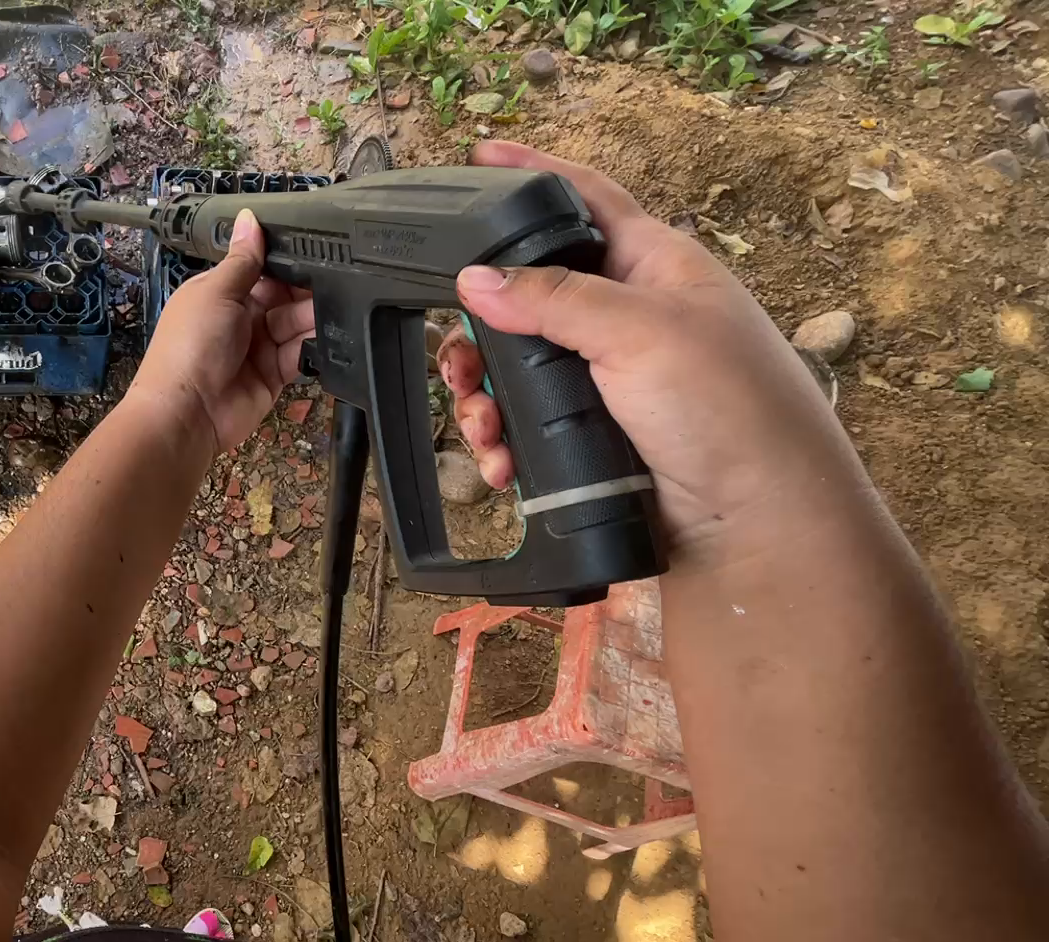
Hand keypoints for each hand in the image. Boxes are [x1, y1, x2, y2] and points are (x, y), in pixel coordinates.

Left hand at [130, 209, 314, 453]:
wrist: (186, 414)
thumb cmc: (191, 346)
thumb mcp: (215, 292)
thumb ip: (242, 260)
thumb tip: (249, 218)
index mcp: (220, 293)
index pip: (261, 269)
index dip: (286, 261)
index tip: (318, 248)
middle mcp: (240, 318)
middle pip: (283, 296)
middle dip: (306, 289)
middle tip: (334, 280)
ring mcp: (257, 349)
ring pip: (295, 324)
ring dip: (311, 317)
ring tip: (331, 309)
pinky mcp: (273, 377)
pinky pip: (299, 356)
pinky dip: (312, 347)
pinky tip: (325, 336)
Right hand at [439, 142, 864, 550]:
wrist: (746, 522)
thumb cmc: (726, 411)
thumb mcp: (642, 334)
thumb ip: (554, 299)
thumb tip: (473, 278)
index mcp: (650, 269)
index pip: (584, 201)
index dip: (533, 174)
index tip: (478, 159)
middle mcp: (618, 318)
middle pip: (521, 300)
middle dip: (478, 335)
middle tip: (456, 363)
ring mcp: (596, 378)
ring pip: (508, 370)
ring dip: (481, 401)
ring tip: (484, 430)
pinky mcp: (579, 431)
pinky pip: (517, 423)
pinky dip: (498, 443)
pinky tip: (501, 464)